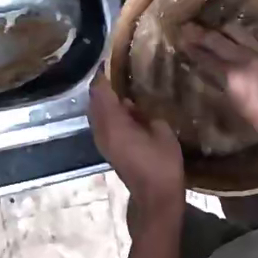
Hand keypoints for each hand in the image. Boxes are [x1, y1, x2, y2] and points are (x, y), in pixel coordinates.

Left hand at [88, 69, 184, 235]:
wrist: (155, 198)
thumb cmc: (162, 164)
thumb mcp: (162, 132)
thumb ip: (146, 114)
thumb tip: (134, 103)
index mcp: (114, 124)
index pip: (101, 92)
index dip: (104, 75)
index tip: (111, 59)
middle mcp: (102, 132)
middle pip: (95, 102)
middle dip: (103, 86)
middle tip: (118, 70)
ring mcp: (103, 143)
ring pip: (97, 114)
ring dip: (105, 100)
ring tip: (123, 86)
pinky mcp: (109, 150)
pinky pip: (103, 124)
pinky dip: (109, 113)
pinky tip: (126, 109)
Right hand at [179, 23, 257, 152]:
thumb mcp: (238, 107)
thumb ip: (222, 85)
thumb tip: (209, 71)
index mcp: (234, 76)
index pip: (206, 57)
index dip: (191, 49)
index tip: (181, 41)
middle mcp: (245, 58)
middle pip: (217, 39)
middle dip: (200, 33)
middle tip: (187, 27)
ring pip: (235, 31)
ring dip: (220, 29)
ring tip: (211, 30)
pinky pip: (250, 36)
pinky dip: (238, 35)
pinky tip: (233, 37)